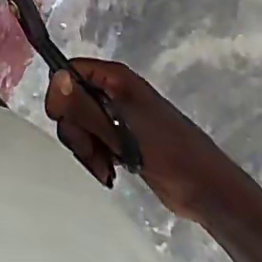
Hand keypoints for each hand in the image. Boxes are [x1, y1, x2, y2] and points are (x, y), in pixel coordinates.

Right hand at [45, 58, 237, 222]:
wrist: (206, 190)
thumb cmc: (168, 152)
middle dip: (77, 131)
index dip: (61, 94)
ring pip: (79, 125)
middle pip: (71, 101)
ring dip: (86, 149)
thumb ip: (85, 107)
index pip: (70, 71)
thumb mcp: (121, 130)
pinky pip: (91, 142)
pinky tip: (109, 173)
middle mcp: (112, 91)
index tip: (64, 120)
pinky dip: (94, 158)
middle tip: (93, 151)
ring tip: (106, 168)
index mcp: (115, 78)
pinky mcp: (119, 139)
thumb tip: (55, 78)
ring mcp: (115, 116)